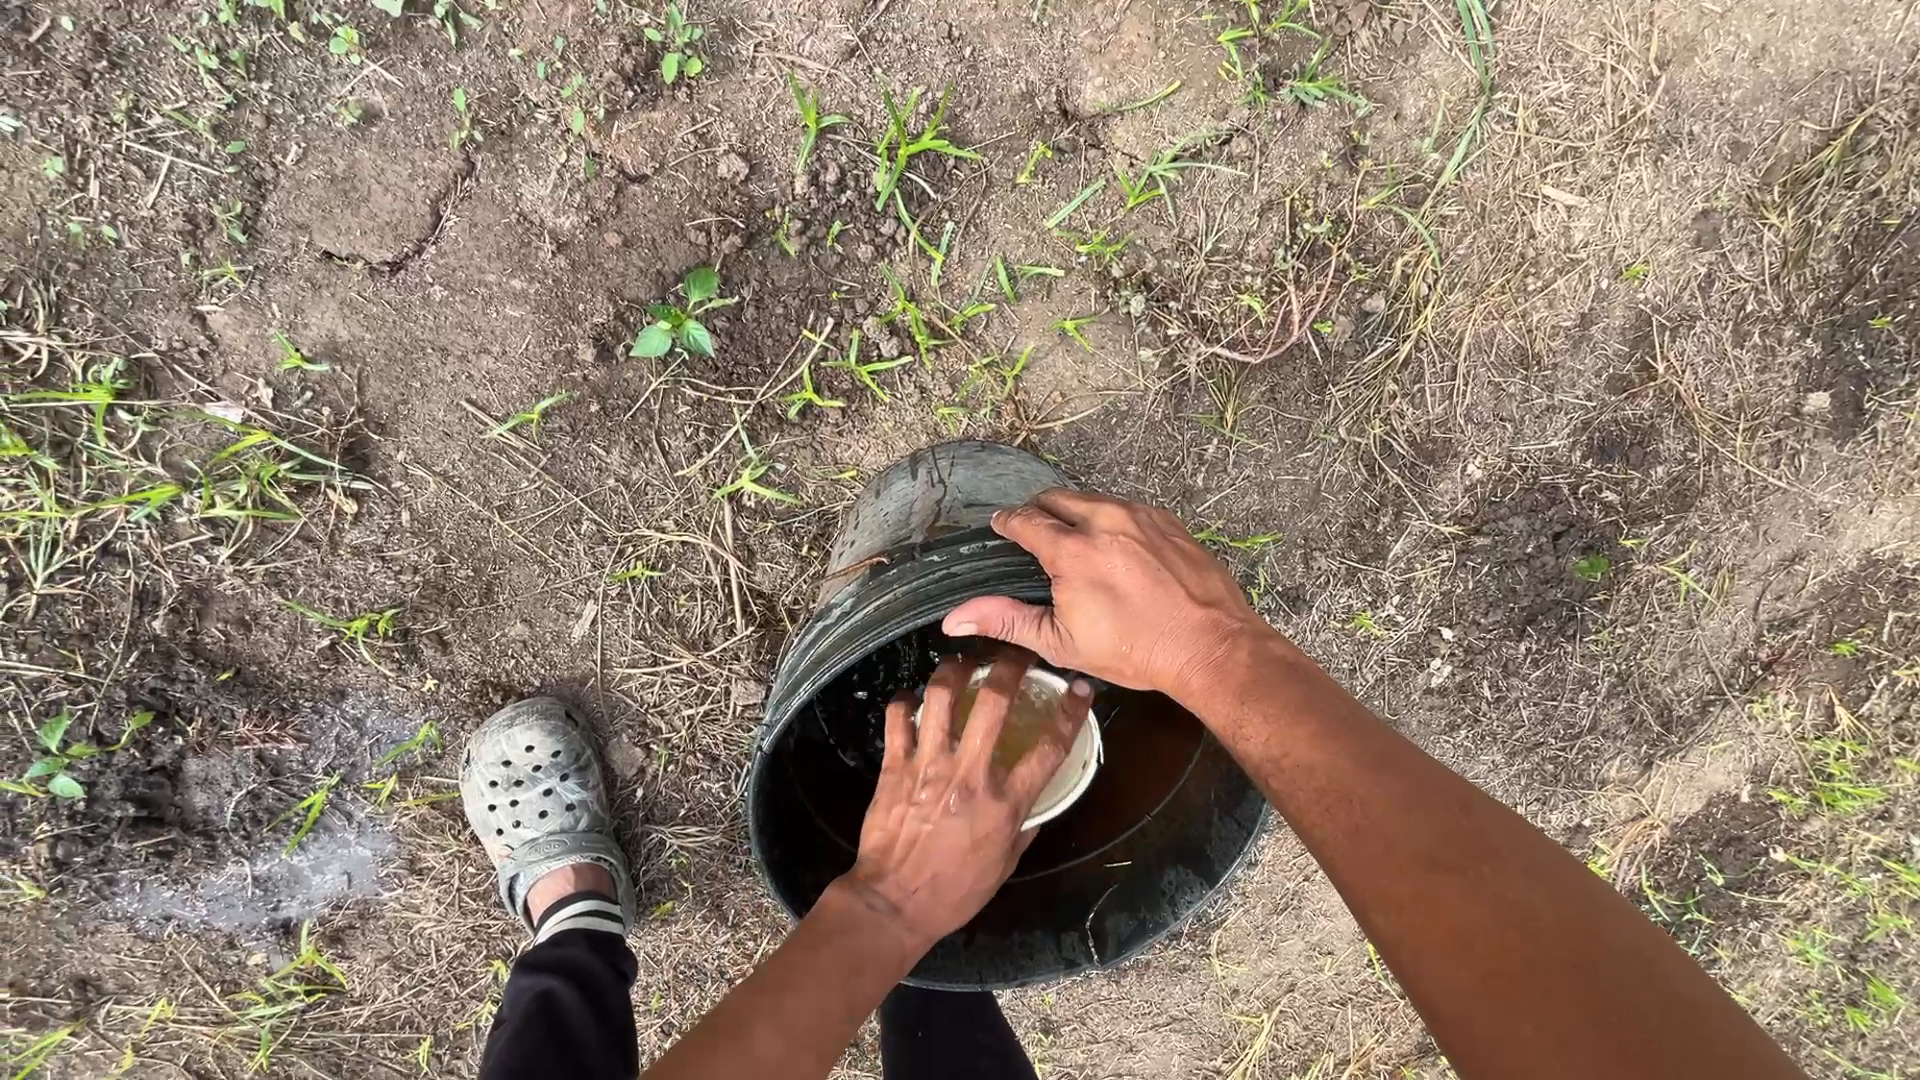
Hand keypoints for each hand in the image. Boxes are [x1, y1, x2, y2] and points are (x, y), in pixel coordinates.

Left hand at [839, 653, 1092, 953]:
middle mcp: (969, 773)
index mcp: (1005, 802)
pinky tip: (912, 698)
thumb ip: (1024, 825)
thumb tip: (1038, 800)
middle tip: (1015, 652)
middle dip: (1009, 666)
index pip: (1049, 748)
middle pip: (995, 702)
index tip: (1080, 688)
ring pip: (941, 697)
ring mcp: (928, 765)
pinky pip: (898, 718)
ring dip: (954, 670)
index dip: (1070, 712)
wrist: (894, 903)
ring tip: (961, 662)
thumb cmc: (955, 890)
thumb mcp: (1006, 863)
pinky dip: (905, 701)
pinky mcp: (895, 765)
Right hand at [942, 489, 1269, 701]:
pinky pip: (1126, 507)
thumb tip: (954, 619)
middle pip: (1056, 498)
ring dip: (1075, 511)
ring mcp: (1140, 516)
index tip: (1001, 525)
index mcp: (1072, 551)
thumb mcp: (1061, 642)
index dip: (1008, 522)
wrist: (1209, 645)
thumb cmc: (1134, 649)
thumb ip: (1006, 620)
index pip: (1025, 519)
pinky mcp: (1166, 521)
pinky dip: (1110, 518)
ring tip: (1073, 537)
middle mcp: (1104, 521)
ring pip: (1092, 499)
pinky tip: (1115, 545)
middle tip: (1034, 532)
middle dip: (1039, 510)